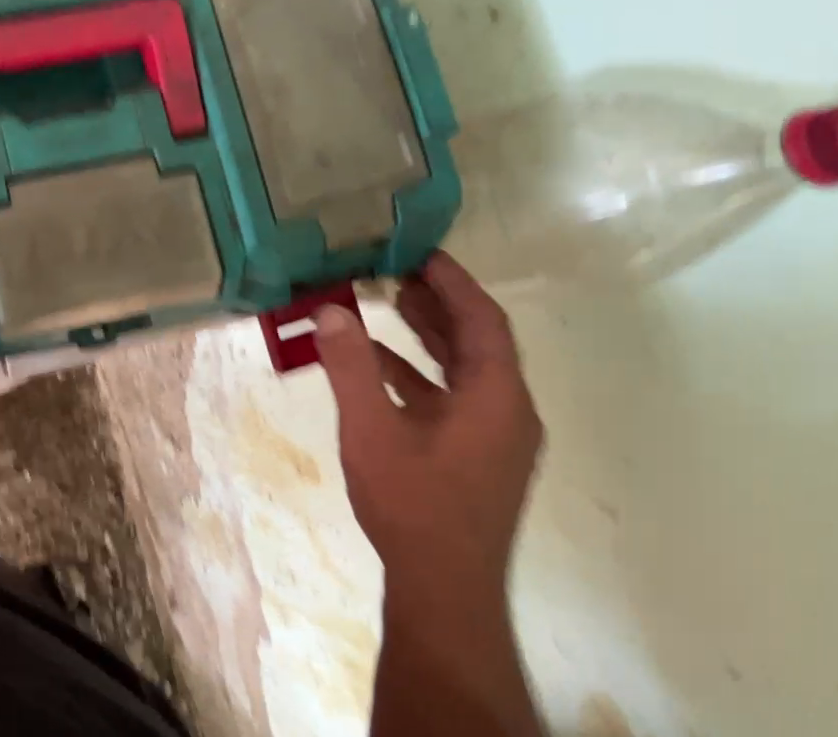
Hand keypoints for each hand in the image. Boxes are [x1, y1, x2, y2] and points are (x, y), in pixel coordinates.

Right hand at [315, 252, 543, 607]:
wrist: (444, 587)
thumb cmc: (413, 504)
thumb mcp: (371, 429)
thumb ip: (350, 367)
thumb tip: (329, 311)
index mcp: (497, 397)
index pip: (483, 320)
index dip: (453, 282)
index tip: (419, 251)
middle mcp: (507, 410)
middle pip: (477, 340)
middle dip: (437, 303)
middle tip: (394, 268)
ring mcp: (494, 436)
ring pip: (463, 369)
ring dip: (427, 336)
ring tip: (385, 302)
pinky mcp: (476, 456)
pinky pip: (450, 397)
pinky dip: (417, 374)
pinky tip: (375, 365)